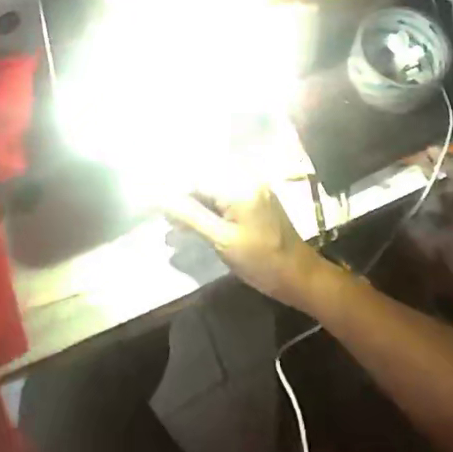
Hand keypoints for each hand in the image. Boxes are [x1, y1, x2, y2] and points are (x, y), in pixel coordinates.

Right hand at [164, 189, 340, 312]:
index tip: (153, 202)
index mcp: (239, 185)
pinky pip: (225, 191)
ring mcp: (253, 185)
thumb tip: (162, 198)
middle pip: (204, 177)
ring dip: (193, 200)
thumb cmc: (261, 261)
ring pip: (213, 185)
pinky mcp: (255, 196)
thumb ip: (191, 216)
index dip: (172, 189)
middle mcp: (246, 177)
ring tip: (176, 222)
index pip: (196, 177)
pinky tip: (196, 221)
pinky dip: (208, 204)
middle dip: (182, 193)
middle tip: (164, 215)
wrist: (300, 275)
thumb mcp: (222, 240)